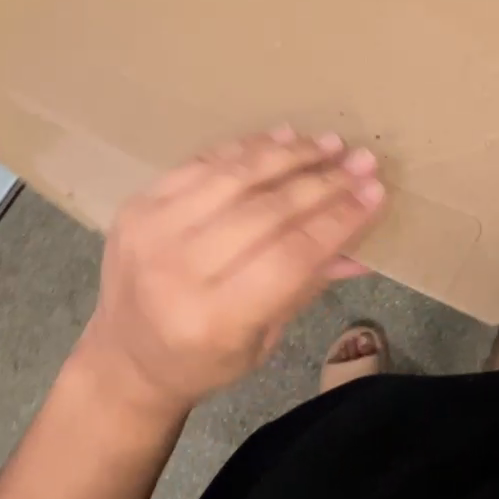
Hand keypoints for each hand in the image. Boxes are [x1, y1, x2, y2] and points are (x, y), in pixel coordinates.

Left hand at [70, 129, 385, 417]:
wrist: (123, 360)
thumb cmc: (204, 360)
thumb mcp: (265, 339)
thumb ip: (311, 282)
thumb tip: (367, 240)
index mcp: (211, 320)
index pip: (290, 256)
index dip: (338, 220)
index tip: (375, 192)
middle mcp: (176, 273)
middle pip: (266, 211)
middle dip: (323, 182)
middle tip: (362, 161)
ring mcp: (151, 233)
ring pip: (235, 177)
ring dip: (291, 155)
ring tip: (331, 142)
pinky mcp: (138, 205)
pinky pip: (204, 163)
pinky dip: (249, 148)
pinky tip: (285, 138)